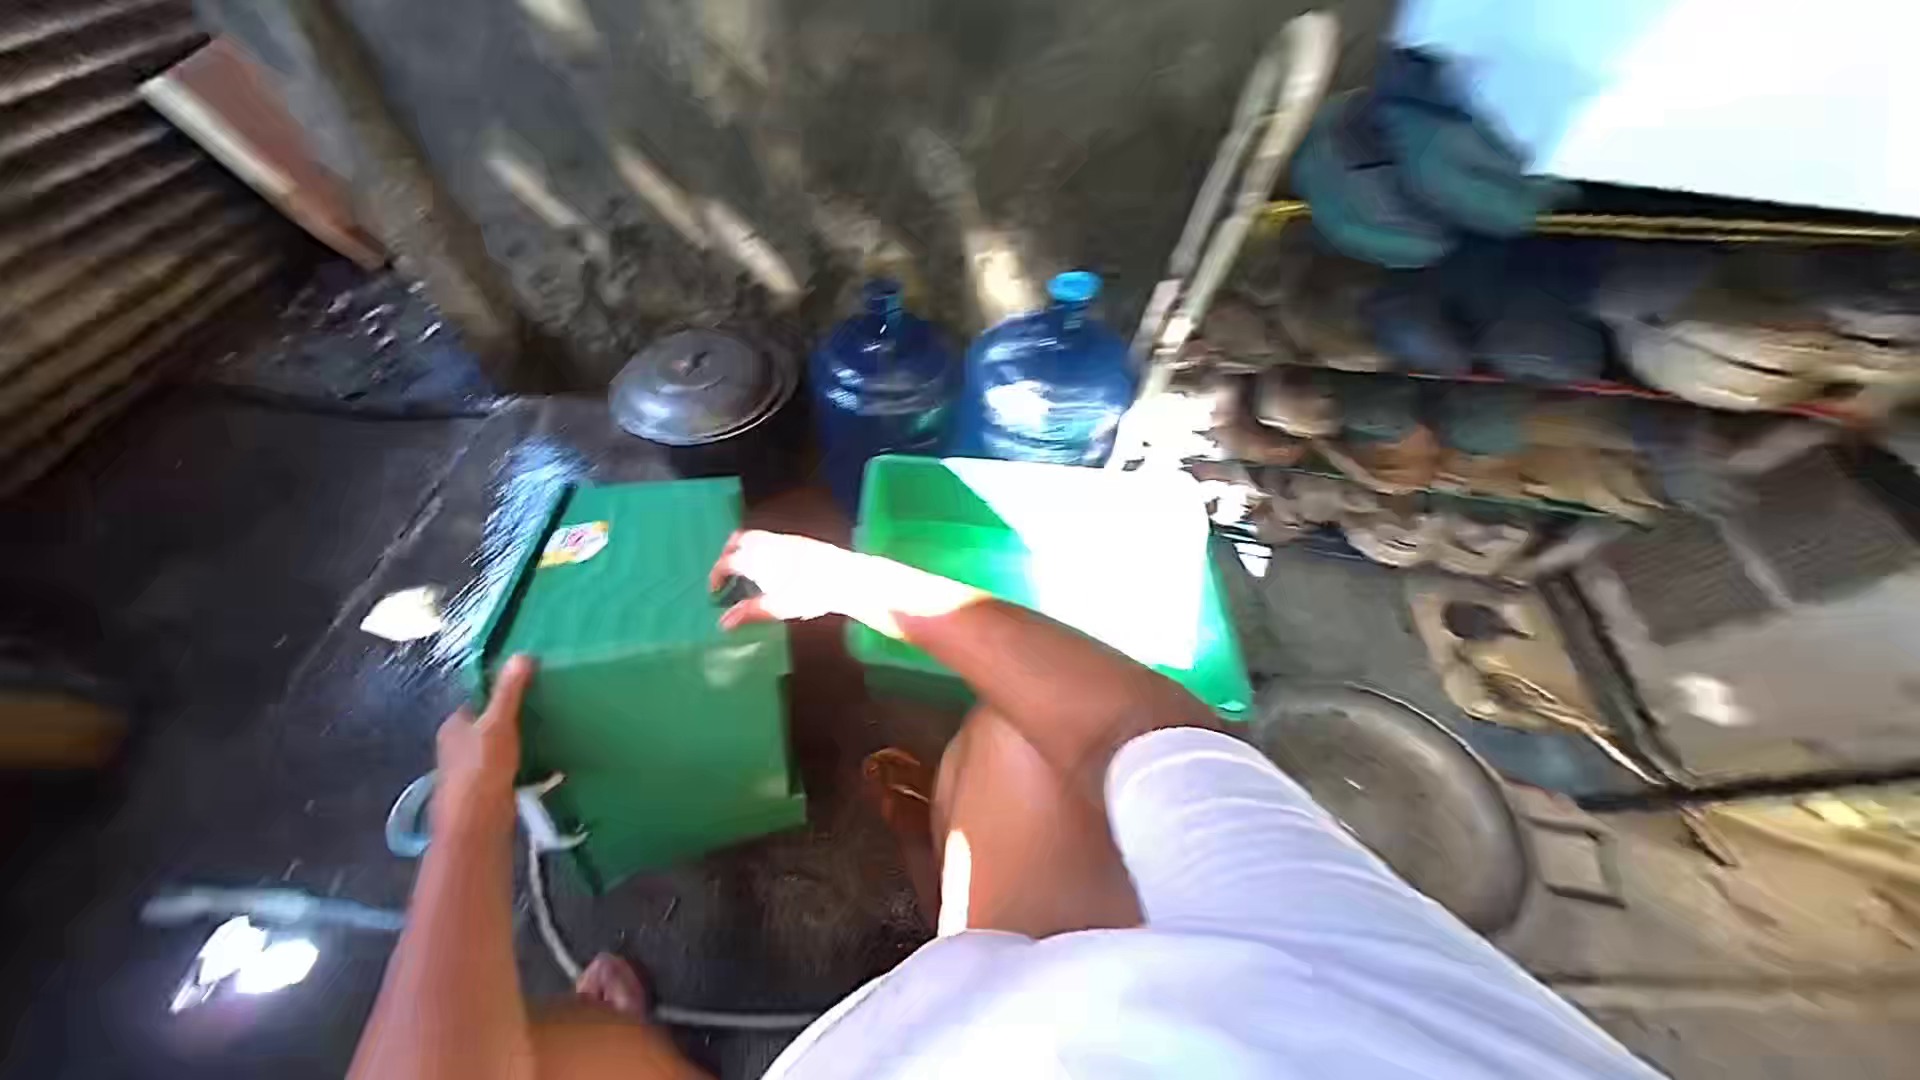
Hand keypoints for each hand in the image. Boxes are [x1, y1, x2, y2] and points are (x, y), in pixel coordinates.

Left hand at [433, 653, 533, 836]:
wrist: (476, 822)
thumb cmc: (482, 768)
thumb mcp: (498, 724)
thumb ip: (510, 692)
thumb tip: (523, 655)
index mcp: (454, 725)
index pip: (479, 698)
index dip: (502, 690)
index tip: (532, 685)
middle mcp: (457, 744)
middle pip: (489, 720)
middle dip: (514, 714)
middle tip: (546, 705)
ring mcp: (470, 766)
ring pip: (499, 742)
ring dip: (521, 736)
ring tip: (550, 728)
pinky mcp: (486, 784)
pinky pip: (508, 761)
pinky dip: (525, 758)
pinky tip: (546, 758)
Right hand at [708, 530, 865, 628]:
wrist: (846, 576)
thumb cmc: (810, 592)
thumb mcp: (777, 607)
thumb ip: (749, 612)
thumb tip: (724, 622)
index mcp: (756, 557)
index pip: (726, 561)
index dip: (716, 574)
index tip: (715, 590)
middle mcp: (768, 543)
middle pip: (738, 540)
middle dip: (728, 554)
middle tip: (728, 574)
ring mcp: (786, 540)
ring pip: (757, 537)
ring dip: (747, 550)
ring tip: (750, 572)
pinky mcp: (801, 542)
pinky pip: (773, 540)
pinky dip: (764, 549)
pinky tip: (775, 568)